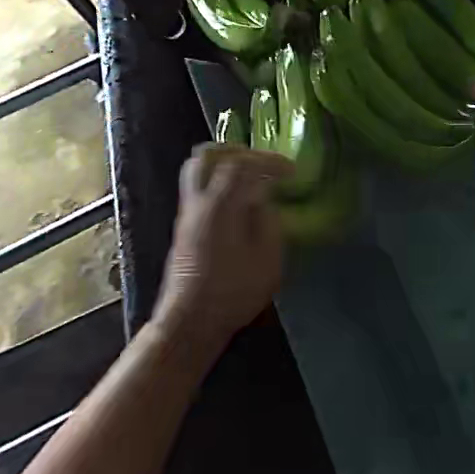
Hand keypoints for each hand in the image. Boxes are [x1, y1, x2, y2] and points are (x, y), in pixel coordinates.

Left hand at [156, 143, 294, 347]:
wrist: (190, 321)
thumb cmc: (233, 292)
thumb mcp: (267, 259)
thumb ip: (268, 221)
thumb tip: (263, 200)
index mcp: (220, 205)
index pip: (242, 165)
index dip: (269, 161)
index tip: (291, 170)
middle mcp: (198, 202)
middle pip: (208, 156)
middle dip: (238, 152)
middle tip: (263, 163)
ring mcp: (186, 213)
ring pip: (197, 169)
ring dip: (224, 165)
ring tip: (250, 177)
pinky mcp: (183, 227)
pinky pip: (197, 187)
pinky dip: (217, 181)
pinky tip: (237, 201)